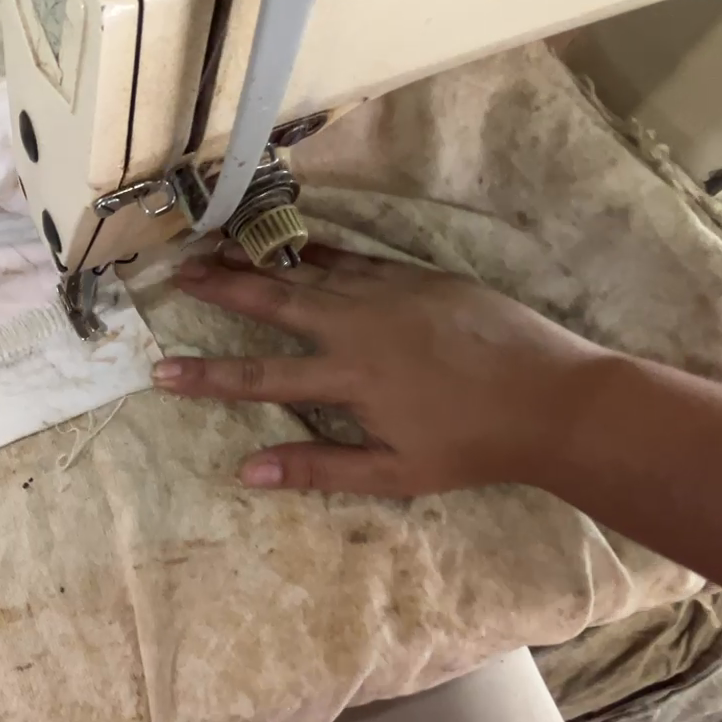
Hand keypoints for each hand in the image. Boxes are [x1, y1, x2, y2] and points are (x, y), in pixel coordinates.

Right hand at [150, 246, 611, 495]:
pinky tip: (296, 248)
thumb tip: (246, 470)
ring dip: (263, 262)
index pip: (259, 378)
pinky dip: (319, 255)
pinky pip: (357, 262)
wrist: (560, 401)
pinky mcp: (421, 279)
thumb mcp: (392, 473)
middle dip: (222, 288)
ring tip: (222, 248)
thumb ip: (316, 468)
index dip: (205, 377)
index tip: (161, 371)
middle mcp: (361, 327)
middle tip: (180, 272)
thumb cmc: (471, 446)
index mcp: (350, 378)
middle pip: (276, 302)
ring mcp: (393, 295)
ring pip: (312, 272)